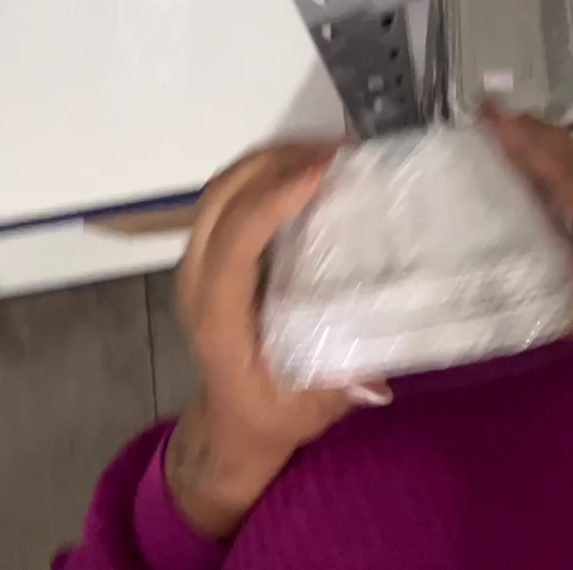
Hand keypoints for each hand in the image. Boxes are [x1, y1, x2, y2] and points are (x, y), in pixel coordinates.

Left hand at [167, 142, 390, 537]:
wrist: (229, 420)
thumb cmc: (271, 413)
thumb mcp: (307, 410)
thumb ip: (338, 389)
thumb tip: (377, 376)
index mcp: (218, 319)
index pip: (234, 242)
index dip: (273, 200)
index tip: (322, 171)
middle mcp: (196, 282)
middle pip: (220, 200)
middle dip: (273, 163)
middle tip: (334, 151)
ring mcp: (195, 263)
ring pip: (218, 191)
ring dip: (266, 162)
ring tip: (322, 152)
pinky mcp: (207, 254)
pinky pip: (225, 197)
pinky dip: (260, 173)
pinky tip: (302, 169)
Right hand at [485, 109, 572, 365]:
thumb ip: (557, 315)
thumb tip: (503, 307)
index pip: (553, 168)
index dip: (519, 142)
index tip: (488, 119)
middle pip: (561, 146)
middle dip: (522, 125)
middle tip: (482, 110)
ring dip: (539, 130)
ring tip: (505, 120)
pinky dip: (559, 143)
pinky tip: (549, 146)